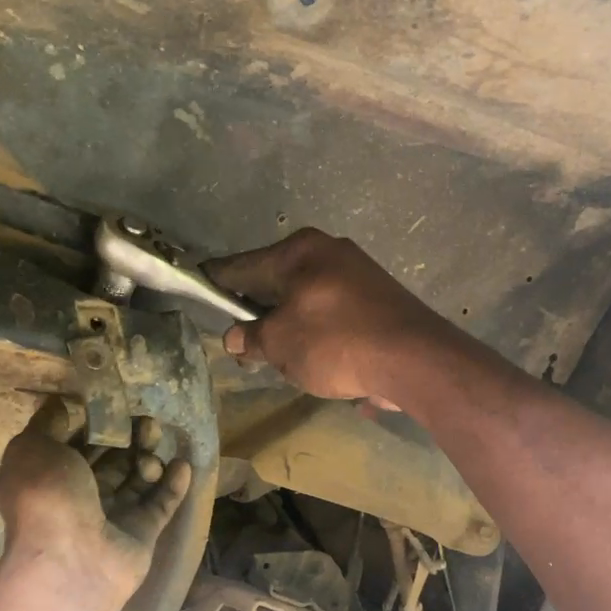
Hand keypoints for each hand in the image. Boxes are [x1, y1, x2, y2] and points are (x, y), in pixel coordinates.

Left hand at [0, 401, 191, 607]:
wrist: (71, 559)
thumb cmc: (47, 496)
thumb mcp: (34, 447)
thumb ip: (48, 423)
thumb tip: (61, 403)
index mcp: (49, 477)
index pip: (75, 444)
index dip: (95, 423)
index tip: (115, 403)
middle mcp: (79, 497)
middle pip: (110, 460)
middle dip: (128, 438)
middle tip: (146, 420)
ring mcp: (111, 517)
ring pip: (136, 480)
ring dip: (148, 457)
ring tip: (155, 440)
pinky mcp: (141, 534)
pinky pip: (160, 504)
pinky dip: (173, 485)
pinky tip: (183, 463)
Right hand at [203, 228, 467, 407]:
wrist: (411, 358)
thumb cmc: (334, 342)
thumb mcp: (279, 343)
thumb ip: (250, 338)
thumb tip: (234, 337)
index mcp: (299, 251)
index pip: (243, 265)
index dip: (218, 281)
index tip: (199, 285)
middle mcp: (329, 252)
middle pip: (276, 281)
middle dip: (256, 310)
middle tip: (240, 342)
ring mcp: (357, 274)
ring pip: (304, 299)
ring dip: (287, 324)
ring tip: (275, 356)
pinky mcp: (377, 301)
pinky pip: (330, 313)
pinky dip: (314, 330)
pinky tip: (312, 356)